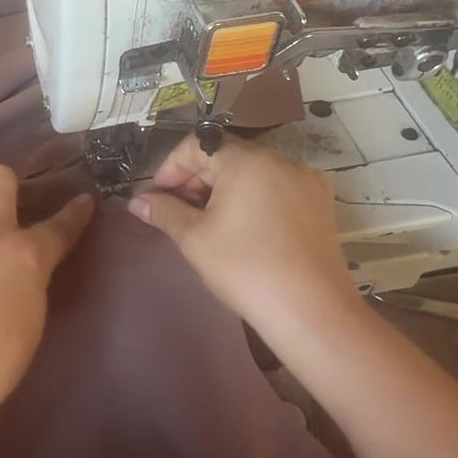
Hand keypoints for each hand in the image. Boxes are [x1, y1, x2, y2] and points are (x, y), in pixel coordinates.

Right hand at [128, 134, 358, 327]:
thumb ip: (164, 211)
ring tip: (209, 223)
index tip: (157, 198)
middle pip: (225, 156)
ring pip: (251, 172)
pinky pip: (276, 188)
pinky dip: (253, 199)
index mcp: (247, 162)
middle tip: (178, 213)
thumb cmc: (246, 269)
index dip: (170, 168)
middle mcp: (280, 160)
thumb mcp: (194, 238)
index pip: (197, 145)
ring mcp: (305, 181)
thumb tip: (137, 202)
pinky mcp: (320, 203)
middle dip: (196, 180)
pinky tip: (244, 230)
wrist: (312, 312)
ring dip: (223, 189)